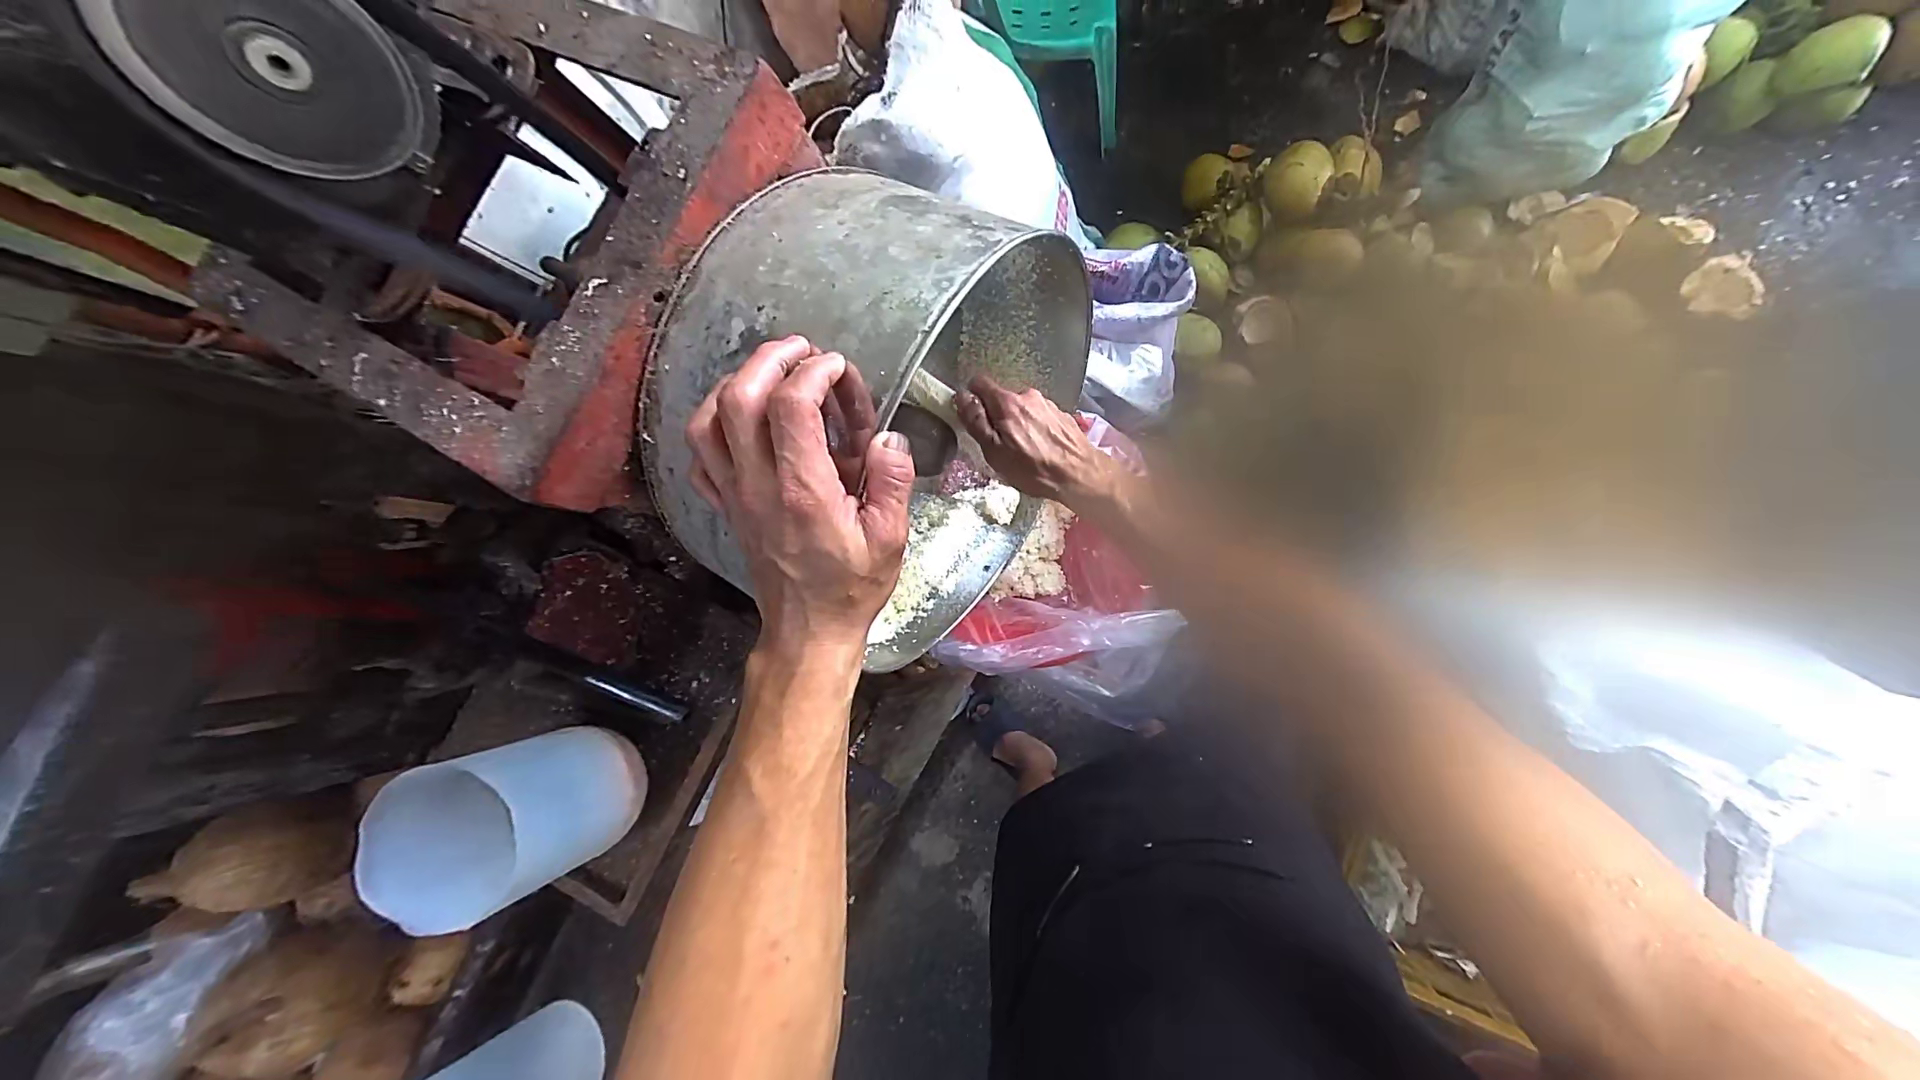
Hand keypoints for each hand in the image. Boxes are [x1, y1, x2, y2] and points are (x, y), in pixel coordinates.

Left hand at [686, 337, 914, 651]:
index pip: (792, 407)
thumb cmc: (851, 587)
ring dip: (735, 384)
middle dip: (770, 360)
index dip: (815, 372)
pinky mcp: (726, 506)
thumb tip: (888, 438)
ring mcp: (735, 494)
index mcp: (804, 490)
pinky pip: (701, 455)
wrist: (807, 629)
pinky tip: (740, 420)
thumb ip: (892, 483)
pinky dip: (712, 423)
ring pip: (708, 420)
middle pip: (740, 399)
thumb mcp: (891, 539)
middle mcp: (759, 484)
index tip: (838, 367)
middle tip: (801, 350)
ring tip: (769, 375)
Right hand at [954, 376, 1118, 508]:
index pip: (979, 382)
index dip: (972, 399)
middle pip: (1001, 398)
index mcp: (1006, 402)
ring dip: (1017, 423)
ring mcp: (1047, 404)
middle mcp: (1027, 395)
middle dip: (996, 416)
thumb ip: (976, 421)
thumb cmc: (1033, 468)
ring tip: (1023, 449)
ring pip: (1021, 408)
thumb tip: (962, 397)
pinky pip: (1038, 416)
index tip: (973, 419)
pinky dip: (1034, 427)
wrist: (1079, 475)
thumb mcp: (994, 451)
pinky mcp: (1060, 414)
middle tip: (1000, 444)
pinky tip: (1040, 447)